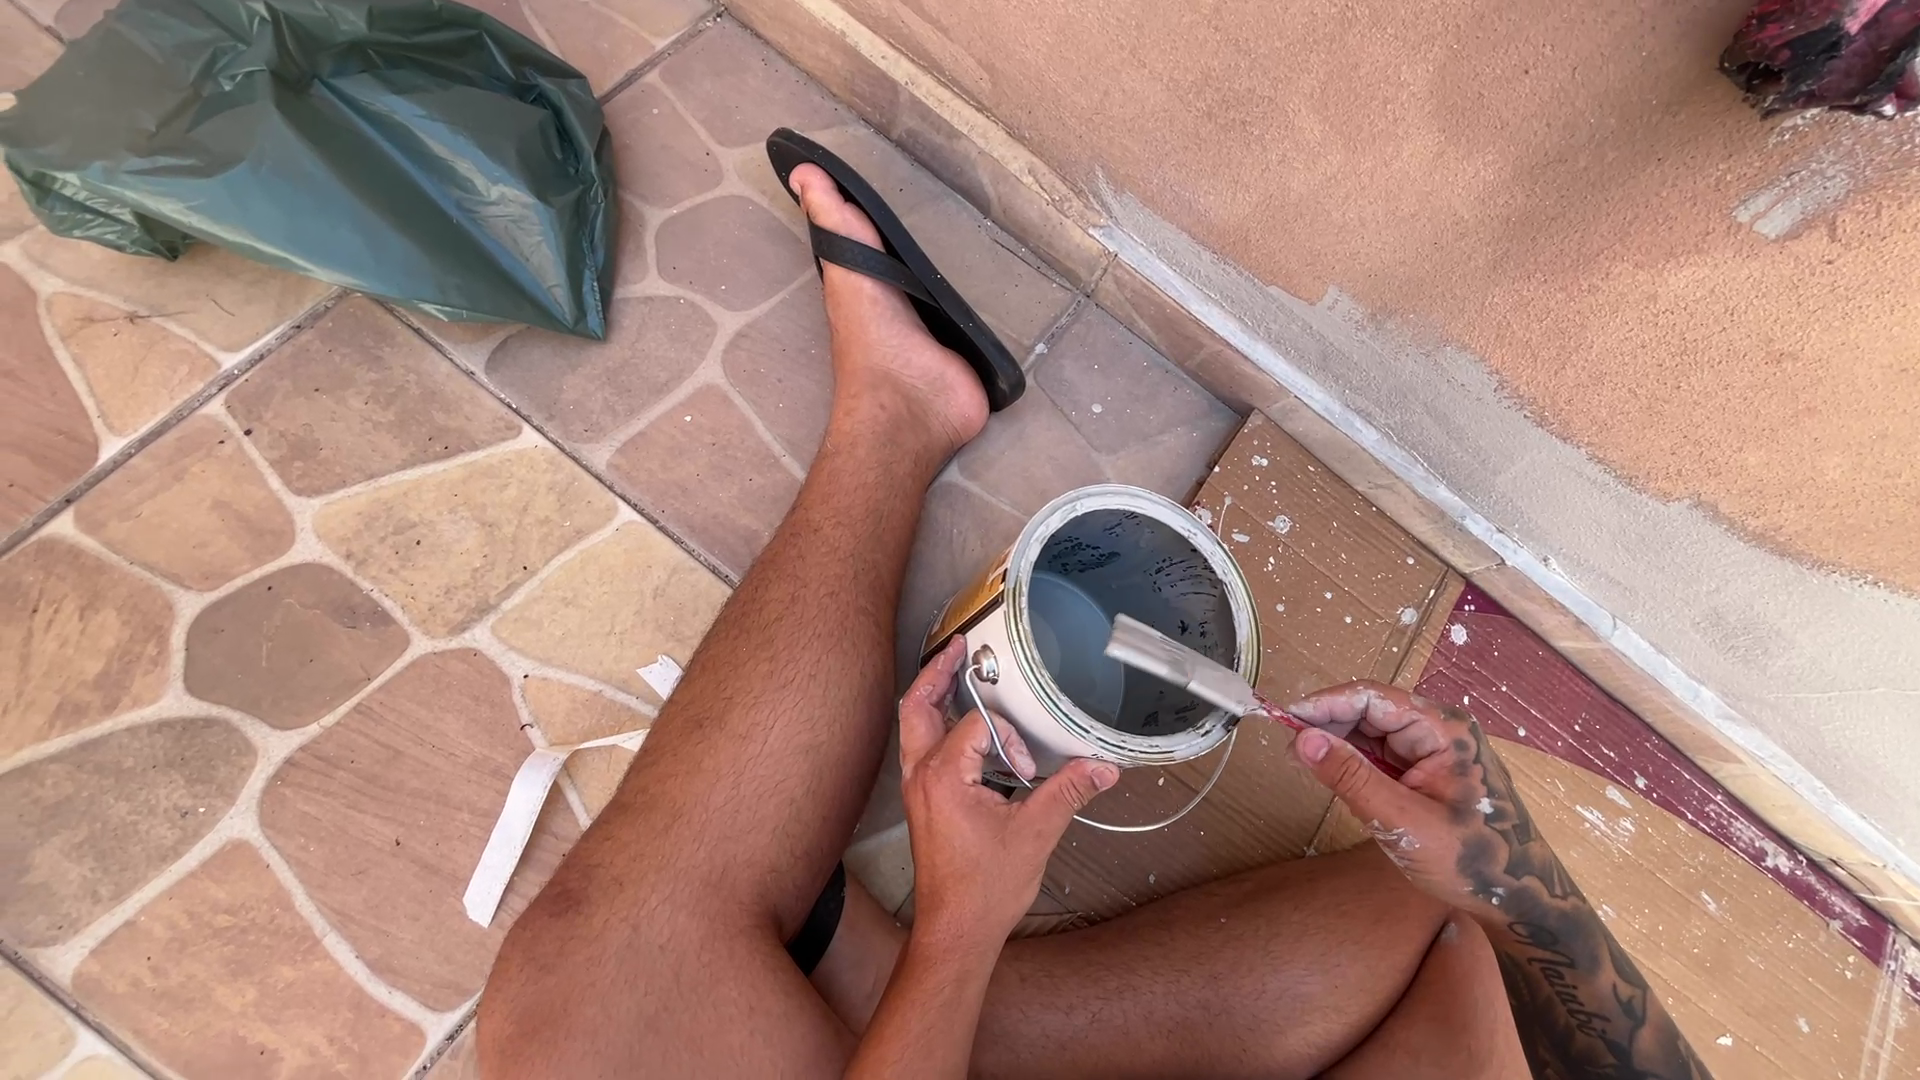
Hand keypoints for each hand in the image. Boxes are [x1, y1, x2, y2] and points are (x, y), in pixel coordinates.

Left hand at [898, 636, 1119, 943]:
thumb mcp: (1034, 834)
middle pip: (917, 706)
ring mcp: (916, 788)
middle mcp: (921, 775)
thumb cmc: (983, 889)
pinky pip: (920, 747)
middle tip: (957, 647)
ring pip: (912, 725)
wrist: (955, 931)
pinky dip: (934, 725)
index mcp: (944, 776)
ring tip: (951, 673)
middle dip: (937, 672)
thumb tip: (1101, 767)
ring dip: (931, 696)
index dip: (1008, 737)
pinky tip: (958, 725)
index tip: (1026, 767)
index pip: (977, 725)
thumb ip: (1068, 792)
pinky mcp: (921, 801)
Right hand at [1287, 680, 1563, 915]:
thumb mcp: (1401, 820)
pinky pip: (1379, 752)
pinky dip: (1352, 760)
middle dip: (1326, 724)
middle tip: (1289, 749)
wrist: (1522, 907)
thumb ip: (1349, 776)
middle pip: (1368, 709)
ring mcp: (1433, 749)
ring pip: (1370, 730)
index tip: (1283, 719)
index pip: (1370, 698)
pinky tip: (1335, 775)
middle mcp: (1438, 730)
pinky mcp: (1426, 769)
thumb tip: (1300, 739)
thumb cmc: (1470, 863)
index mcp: (1443, 730)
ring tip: (1305, 763)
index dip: (1324, 704)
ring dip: (1337, 743)